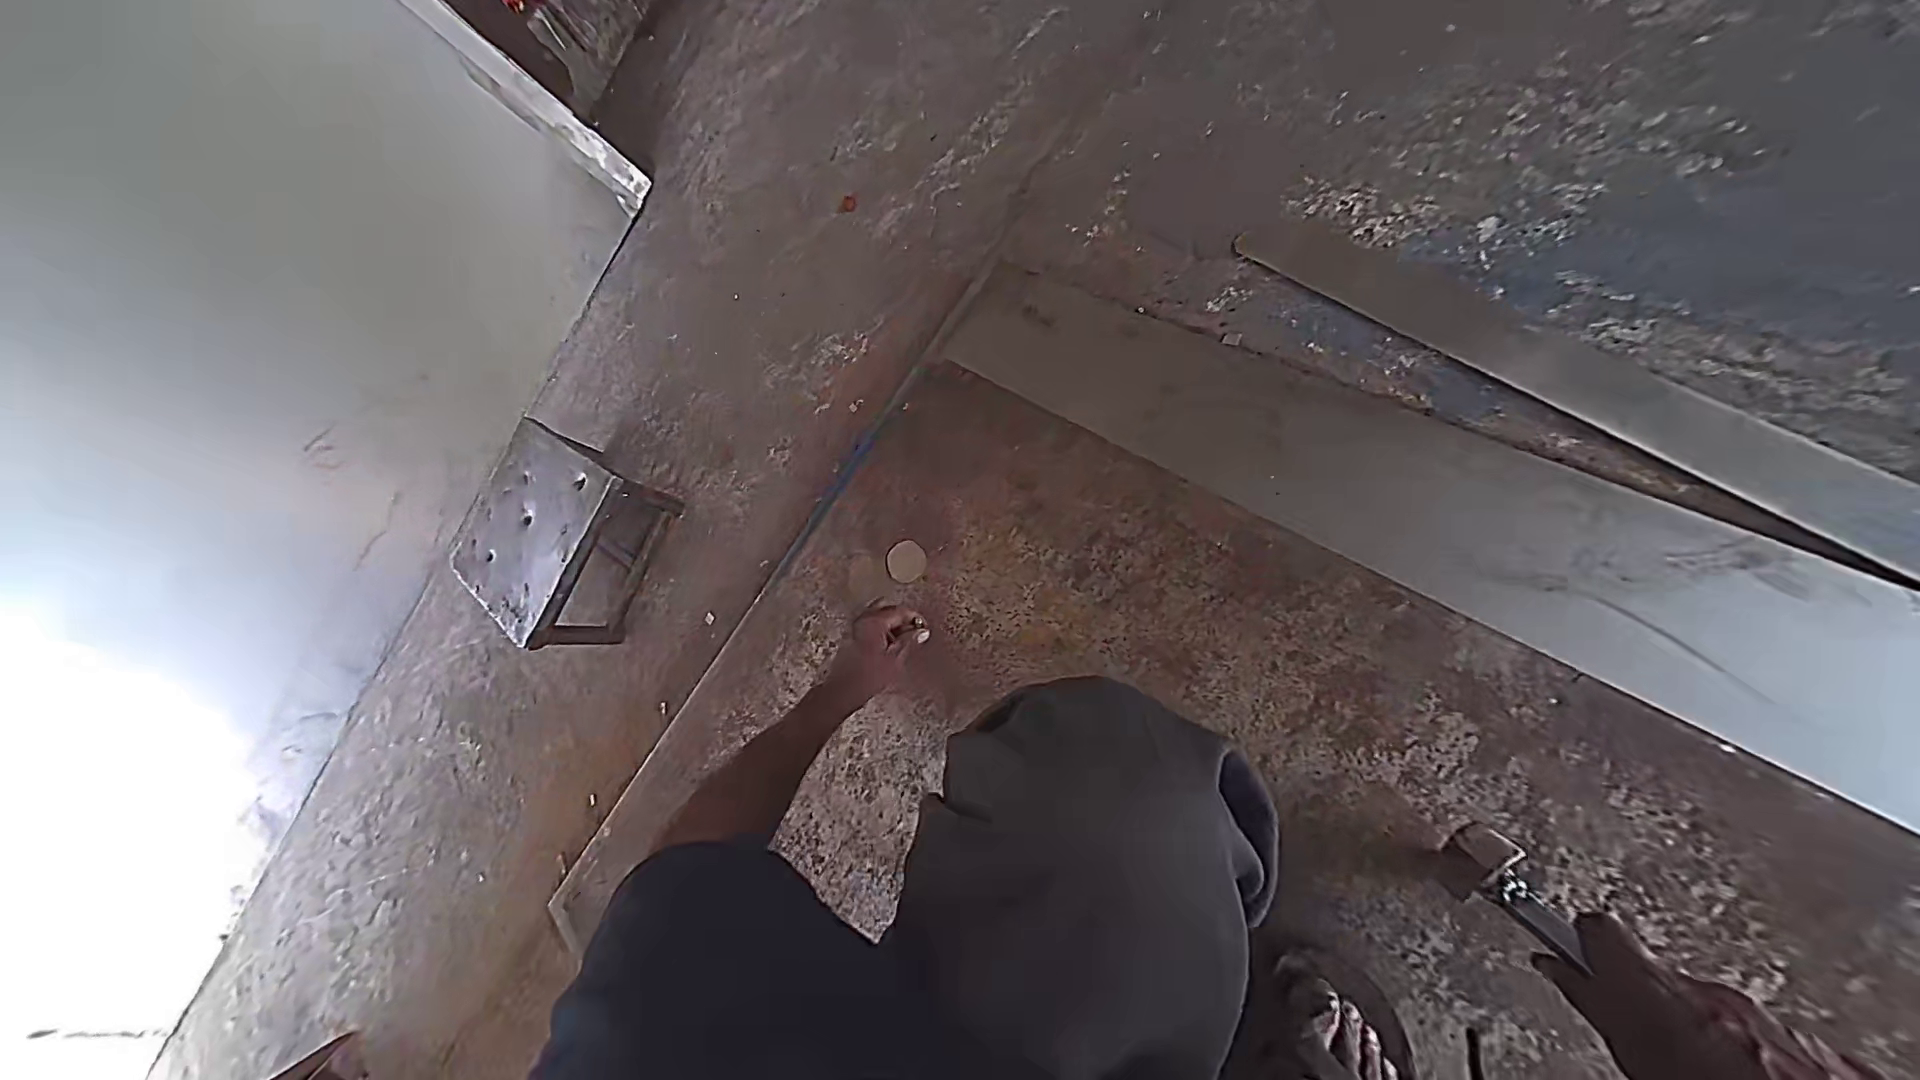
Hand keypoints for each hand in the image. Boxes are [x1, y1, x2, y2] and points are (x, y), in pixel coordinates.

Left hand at [816, 605, 929, 710]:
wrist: (843, 691)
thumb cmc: (866, 676)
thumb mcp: (895, 658)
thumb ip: (909, 640)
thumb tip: (920, 631)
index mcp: (874, 621)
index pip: (899, 611)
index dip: (915, 618)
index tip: (923, 627)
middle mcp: (862, 620)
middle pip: (887, 609)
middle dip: (901, 618)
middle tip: (913, 631)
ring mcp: (854, 627)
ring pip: (877, 616)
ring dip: (890, 624)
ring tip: (901, 641)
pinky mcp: (850, 637)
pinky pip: (869, 625)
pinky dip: (880, 630)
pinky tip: (887, 646)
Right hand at [1535, 914, 1882, 1079]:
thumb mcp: (1626, 1047)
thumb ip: (1591, 1000)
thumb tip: (1555, 966)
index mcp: (1652, 983)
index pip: (1597, 928)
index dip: (1580, 937)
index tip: (1567, 945)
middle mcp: (1711, 989)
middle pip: (1664, 975)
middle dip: (1655, 999)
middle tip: (1647, 1036)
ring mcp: (1775, 1021)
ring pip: (1722, 1011)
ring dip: (1711, 1032)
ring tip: (1706, 1068)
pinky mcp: (1830, 1054)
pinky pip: (1783, 1040)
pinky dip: (1765, 1057)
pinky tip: (1755, 1076)